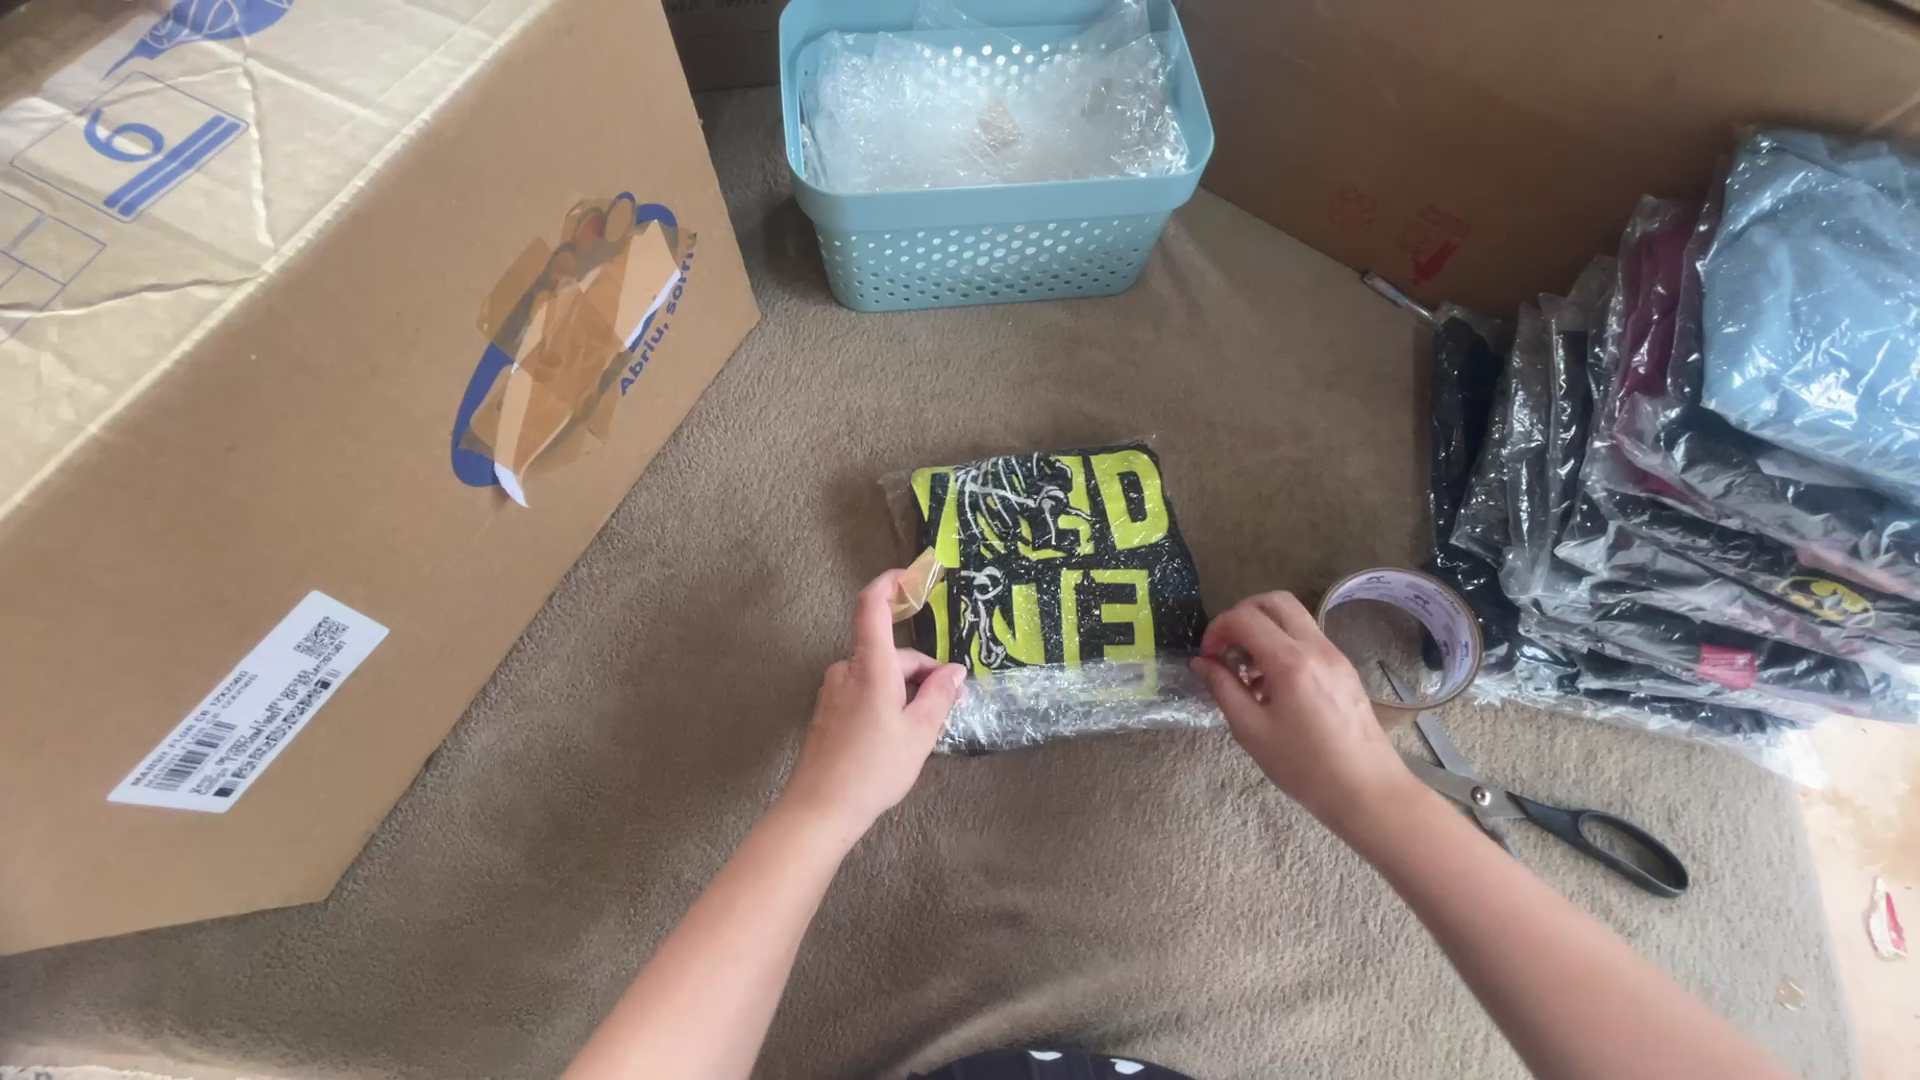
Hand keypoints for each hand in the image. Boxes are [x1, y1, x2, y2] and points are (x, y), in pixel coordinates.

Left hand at [780, 570, 966, 837]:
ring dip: (904, 691)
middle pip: (890, 653)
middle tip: (945, 707)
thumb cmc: (873, 769)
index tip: (910, 576)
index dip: (889, 583)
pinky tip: (894, 737)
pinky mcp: (828, 710)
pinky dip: (885, 702)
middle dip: (921, 673)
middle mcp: (847, 670)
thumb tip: (955, 671)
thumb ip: (940, 695)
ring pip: (879, 675)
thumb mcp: (920, 733)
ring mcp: (833, 690)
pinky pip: (864, 691)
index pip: (871, 606)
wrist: (820, 809)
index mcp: (870, 667)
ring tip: (919, 732)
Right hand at [1192, 591, 1414, 831]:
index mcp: (1291, 662)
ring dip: (1262, 628)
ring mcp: (1335, 655)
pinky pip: (1307, 637)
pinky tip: (1272, 683)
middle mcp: (1316, 648)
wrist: (1368, 792)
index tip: (1208, 657)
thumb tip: (1202, 663)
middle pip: (1273, 600)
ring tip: (1248, 670)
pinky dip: (1282, 643)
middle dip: (1241, 615)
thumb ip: (1223, 688)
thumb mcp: (1251, 730)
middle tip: (1226, 648)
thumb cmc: (1305, 766)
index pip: (1244, 618)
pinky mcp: (1343, 668)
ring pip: (1292, 616)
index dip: (1217, 630)